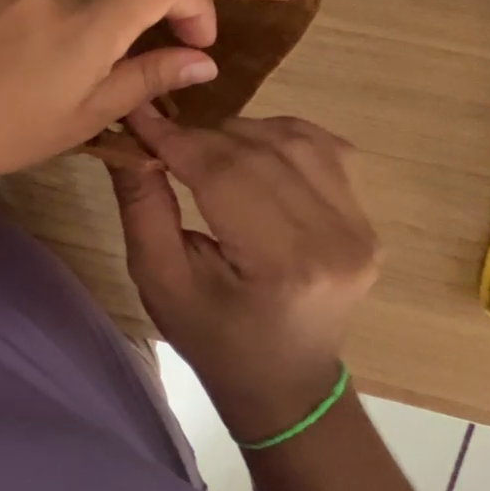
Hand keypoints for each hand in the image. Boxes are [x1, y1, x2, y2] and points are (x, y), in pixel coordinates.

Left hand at [0, 0, 217, 185]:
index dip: (193, 5)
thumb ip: (143, 80)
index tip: (193, 42)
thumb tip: (201, 59)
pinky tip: (21, 36)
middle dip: (127, 21)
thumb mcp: (81, 118)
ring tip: (59, 56)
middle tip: (109, 68)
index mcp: (88, 25)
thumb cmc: (1, 133)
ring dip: (80, 9)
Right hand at [108, 106, 381, 443]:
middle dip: (197, 133)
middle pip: (259, 151)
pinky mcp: (364, 219)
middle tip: (153, 133)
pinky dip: (276, 136)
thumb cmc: (208, 332)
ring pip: (296, 140)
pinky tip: (243, 149)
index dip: (173, 137)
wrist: (282, 376)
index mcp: (281, 261)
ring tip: (195, 145)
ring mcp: (359, 226)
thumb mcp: (156, 274)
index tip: (132, 114)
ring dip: (235, 131)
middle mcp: (335, 237)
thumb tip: (125, 140)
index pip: (224, 173)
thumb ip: (142, 205)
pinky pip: (324, 151)